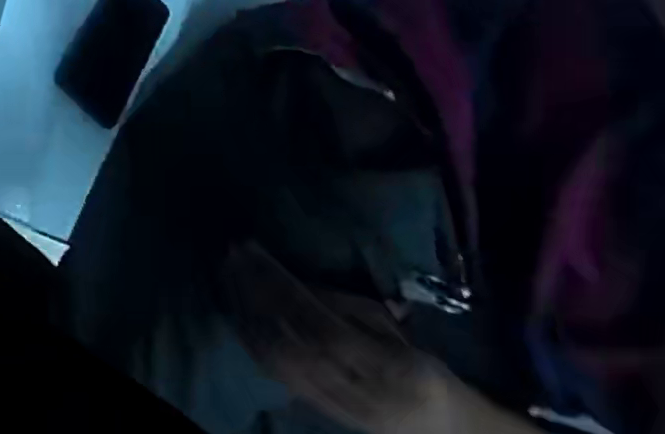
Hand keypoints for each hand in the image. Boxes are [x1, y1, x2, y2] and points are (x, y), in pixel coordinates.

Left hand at [220, 244, 447, 433]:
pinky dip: (246, 333)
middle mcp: (364, 394)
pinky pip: (271, 369)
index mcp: (395, 371)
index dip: (284, 286)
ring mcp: (337, 404)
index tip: (254, 248)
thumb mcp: (387, 326)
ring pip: (277, 356)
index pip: (325, 326)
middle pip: (294, 340)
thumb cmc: (412, 363)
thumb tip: (288, 276)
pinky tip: (232, 302)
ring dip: (244, 308)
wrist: (438, 426)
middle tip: (232, 251)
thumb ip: (340, 303)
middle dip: (256, 290)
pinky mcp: (314, 405)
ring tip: (226, 270)